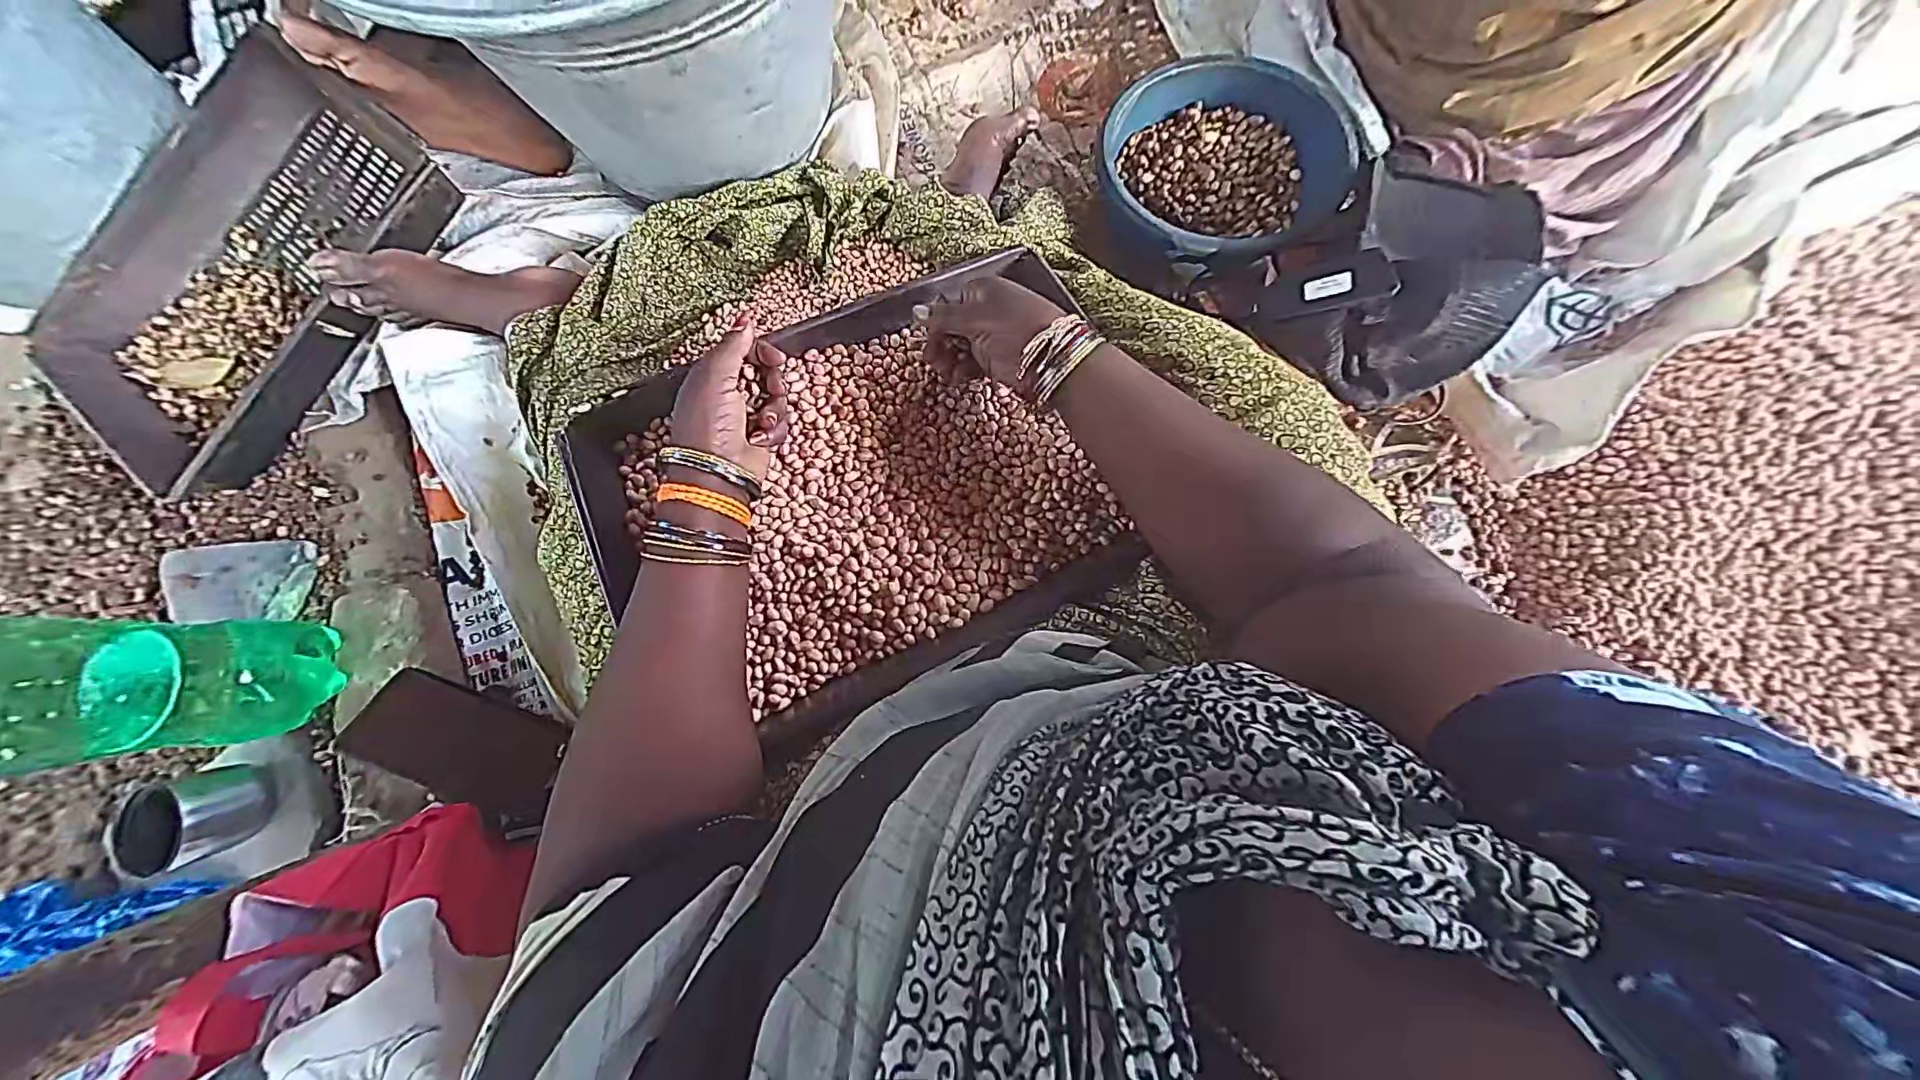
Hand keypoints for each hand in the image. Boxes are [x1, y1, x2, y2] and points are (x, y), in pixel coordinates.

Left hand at [669, 313, 789, 482]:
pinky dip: (774, 430)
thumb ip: (732, 345)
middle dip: (774, 381)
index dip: (761, 351)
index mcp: (713, 374)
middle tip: (772, 388)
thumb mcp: (716, 376)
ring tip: (761, 422)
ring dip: (775, 409)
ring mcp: (747, 415)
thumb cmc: (708, 427)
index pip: (744, 350)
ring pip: (778, 398)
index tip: (773, 356)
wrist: (719, 471)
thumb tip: (745, 320)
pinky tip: (760, 437)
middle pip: (766, 372)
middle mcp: (730, 393)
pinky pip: (781, 422)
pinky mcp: (761, 435)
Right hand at [922, 276, 1068, 388]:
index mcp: (982, 291)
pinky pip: (972, 362)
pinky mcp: (997, 358)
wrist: (1052, 358)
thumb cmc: (1016, 330)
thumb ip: (943, 317)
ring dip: (949, 360)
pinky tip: (958, 378)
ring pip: (960, 347)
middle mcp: (987, 311)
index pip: (947, 305)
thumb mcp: (975, 320)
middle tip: (934, 362)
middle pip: (952, 327)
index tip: (927, 343)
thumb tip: (917, 311)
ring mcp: (992, 335)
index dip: (934, 325)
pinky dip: (962, 370)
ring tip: (947, 373)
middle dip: (940, 346)